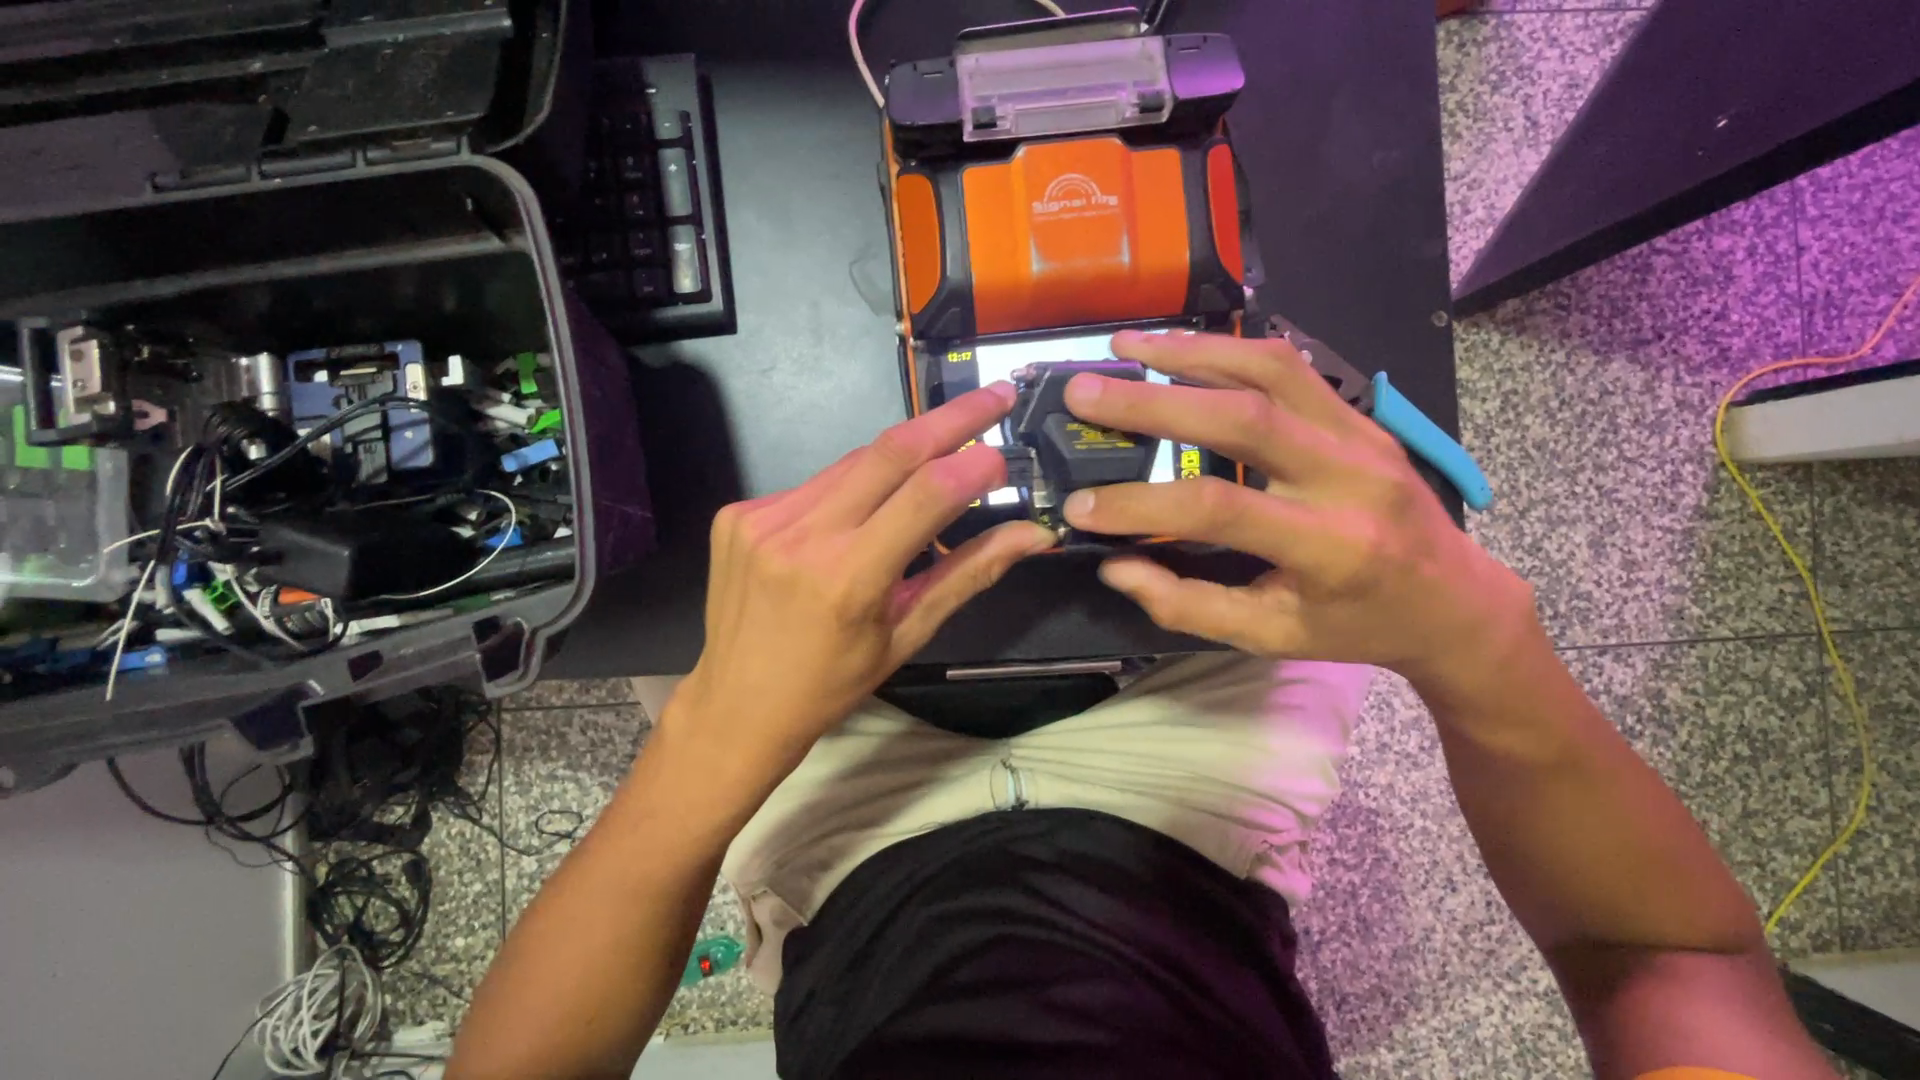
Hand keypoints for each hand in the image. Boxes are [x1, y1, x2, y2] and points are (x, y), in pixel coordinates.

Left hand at [663, 383, 1056, 782]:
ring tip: (936, 462)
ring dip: (901, 457)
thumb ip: (968, 573)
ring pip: (852, 463)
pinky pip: (814, 483)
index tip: (1006, 452)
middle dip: (951, 418)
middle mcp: (802, 536)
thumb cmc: (833, 682)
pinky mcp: (738, 513)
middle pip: (890, 451)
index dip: (973, 465)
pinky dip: (851, 487)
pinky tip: (858, 514)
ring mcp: (762, 518)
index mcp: (849, 579)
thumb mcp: (907, 634)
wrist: (738, 703)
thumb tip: (1033, 534)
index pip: (925, 495)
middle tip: (995, 396)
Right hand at [1060, 330, 1536, 697]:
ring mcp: (1361, 434)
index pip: (1219, 508)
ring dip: (1190, 352)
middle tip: (1083, 392)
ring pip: (1271, 369)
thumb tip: (1115, 566)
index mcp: (1329, 546)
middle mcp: (1349, 477)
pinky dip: (1228, 350)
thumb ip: (1189, 604)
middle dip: (1153, 403)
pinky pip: (1291, 367)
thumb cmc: (1357, 626)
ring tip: (1125, 347)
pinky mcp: (1359, 415)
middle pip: (1244, 417)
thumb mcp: (1272, 636)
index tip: (1079, 505)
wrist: (1454, 600)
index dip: (1140, 503)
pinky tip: (1181, 349)